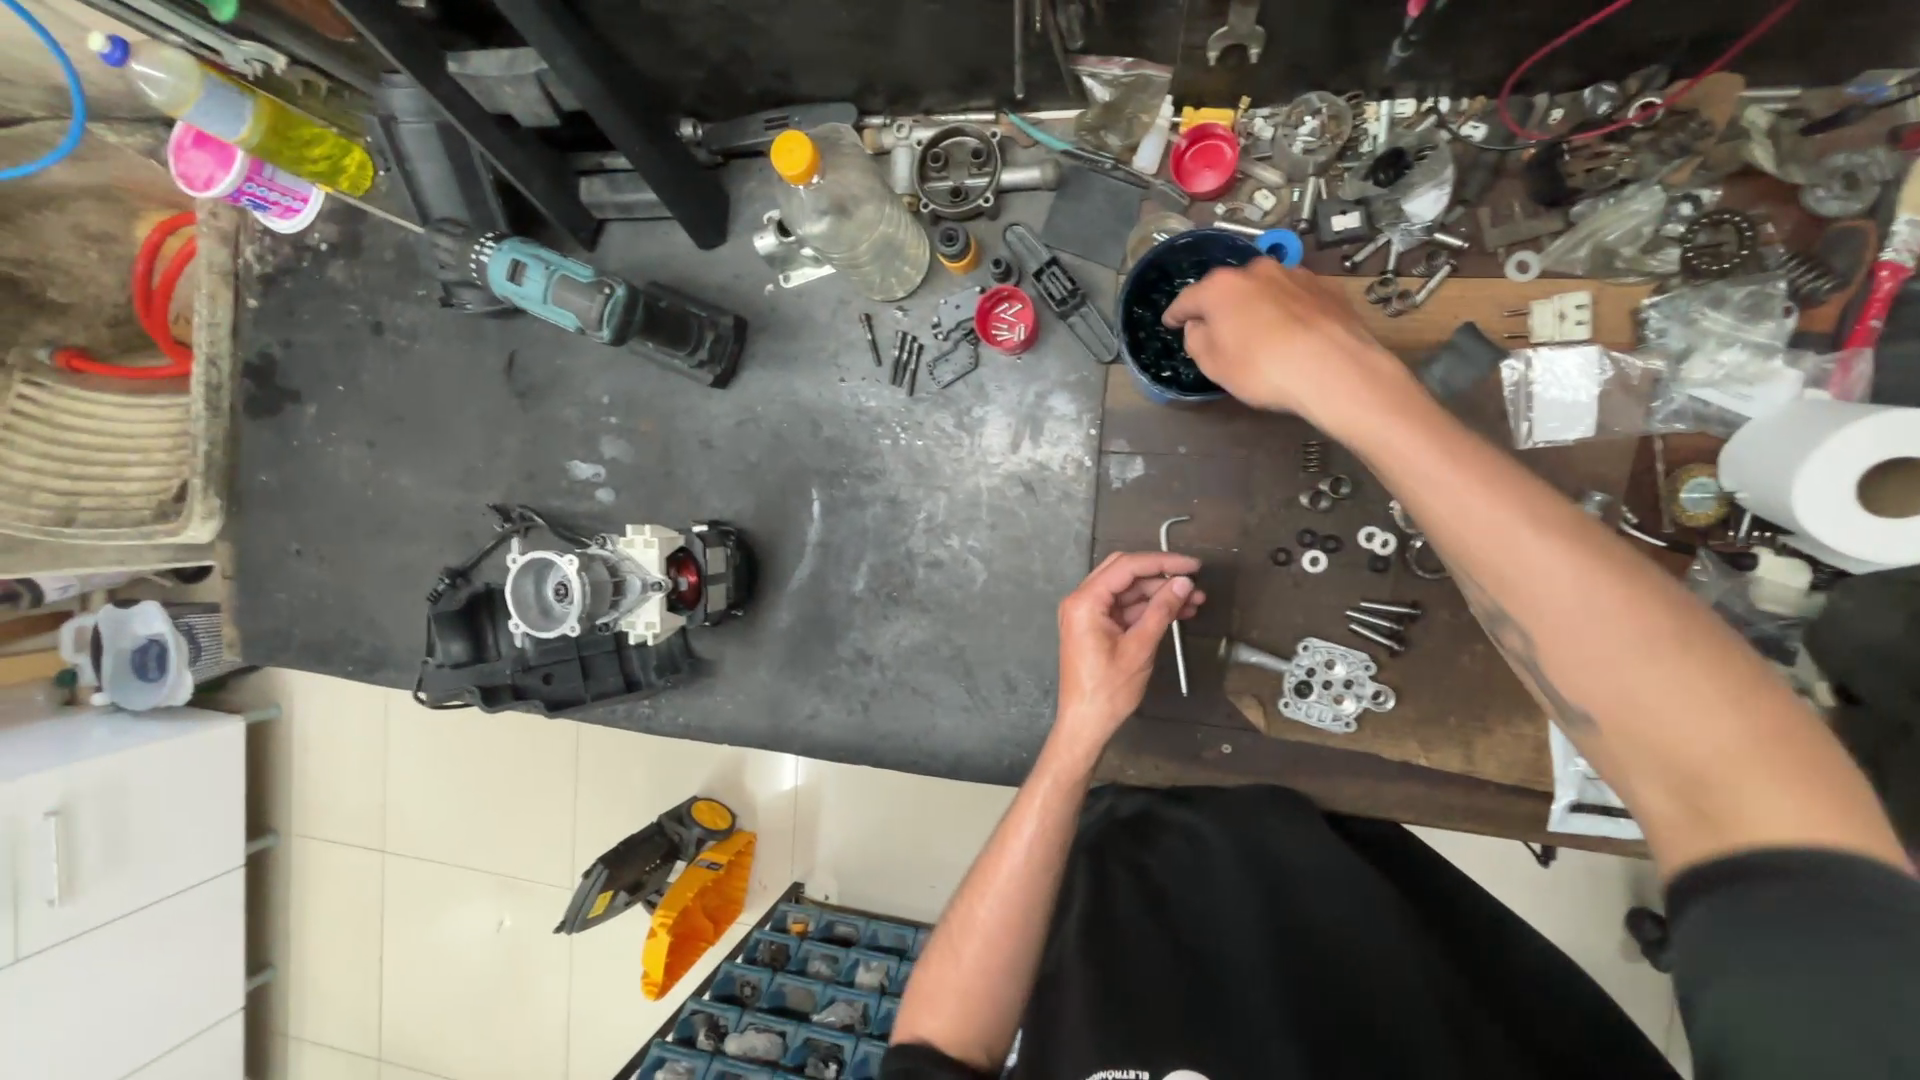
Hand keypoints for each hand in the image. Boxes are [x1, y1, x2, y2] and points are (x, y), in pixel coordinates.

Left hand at [1053, 552, 1204, 759]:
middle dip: (1161, 576)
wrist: (1086, 723)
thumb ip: (1161, 611)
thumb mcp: (1140, 648)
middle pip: (1125, 573)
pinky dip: (1149, 609)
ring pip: (1127, 591)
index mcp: (1084, 602)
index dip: (1162, 562)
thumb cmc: (1109, 690)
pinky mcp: (1095, 627)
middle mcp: (1081, 601)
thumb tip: (1184, 584)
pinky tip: (1177, 612)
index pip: (1126, 566)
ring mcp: (1087, 614)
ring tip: (1195, 601)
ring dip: (1159, 594)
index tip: (1193, 565)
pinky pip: (1124, 609)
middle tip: (1194, 581)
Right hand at [1161, 259, 1406, 420]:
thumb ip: (1196, 339)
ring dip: (1256, 306)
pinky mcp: (1325, 287)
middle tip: (1219, 331)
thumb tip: (1199, 326)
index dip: (1176, 314)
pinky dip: (1287, 310)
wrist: (1333, 368)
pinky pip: (1294, 298)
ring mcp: (1294, 275)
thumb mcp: (1213, 364)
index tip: (1170, 322)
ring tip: (1260, 332)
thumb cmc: (1262, 368)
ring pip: (1264, 289)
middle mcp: (1256, 271)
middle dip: (1221, 307)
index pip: (1187, 299)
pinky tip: (1292, 333)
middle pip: (1228, 289)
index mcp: (1220, 287)